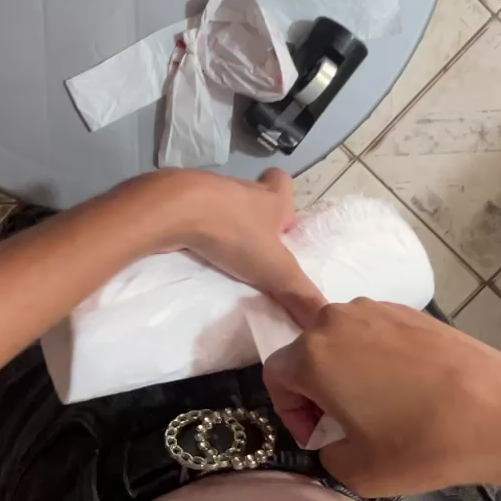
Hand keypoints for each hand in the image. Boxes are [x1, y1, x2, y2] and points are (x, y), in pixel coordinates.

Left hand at [124, 168, 325, 325]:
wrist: (174, 210)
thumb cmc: (235, 232)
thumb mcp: (276, 270)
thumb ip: (301, 295)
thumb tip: (326, 319)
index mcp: (269, 197)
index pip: (281, 181)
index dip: (284, 198)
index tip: (282, 223)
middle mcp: (239, 188)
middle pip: (251, 197)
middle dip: (254, 219)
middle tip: (253, 248)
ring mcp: (205, 191)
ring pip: (220, 205)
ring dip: (223, 226)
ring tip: (222, 256)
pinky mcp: (175, 201)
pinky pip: (190, 214)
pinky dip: (193, 230)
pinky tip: (191, 250)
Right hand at [262, 298, 500, 494]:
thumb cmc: (422, 444)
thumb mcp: (357, 471)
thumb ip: (323, 453)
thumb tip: (330, 438)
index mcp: (311, 355)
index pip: (274, 376)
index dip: (290, 412)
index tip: (319, 437)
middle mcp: (334, 320)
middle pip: (305, 354)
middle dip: (316, 390)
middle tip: (345, 424)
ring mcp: (374, 309)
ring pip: (339, 340)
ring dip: (345, 370)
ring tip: (379, 405)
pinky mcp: (408, 309)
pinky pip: (372, 332)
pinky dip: (375, 357)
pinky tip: (407, 387)